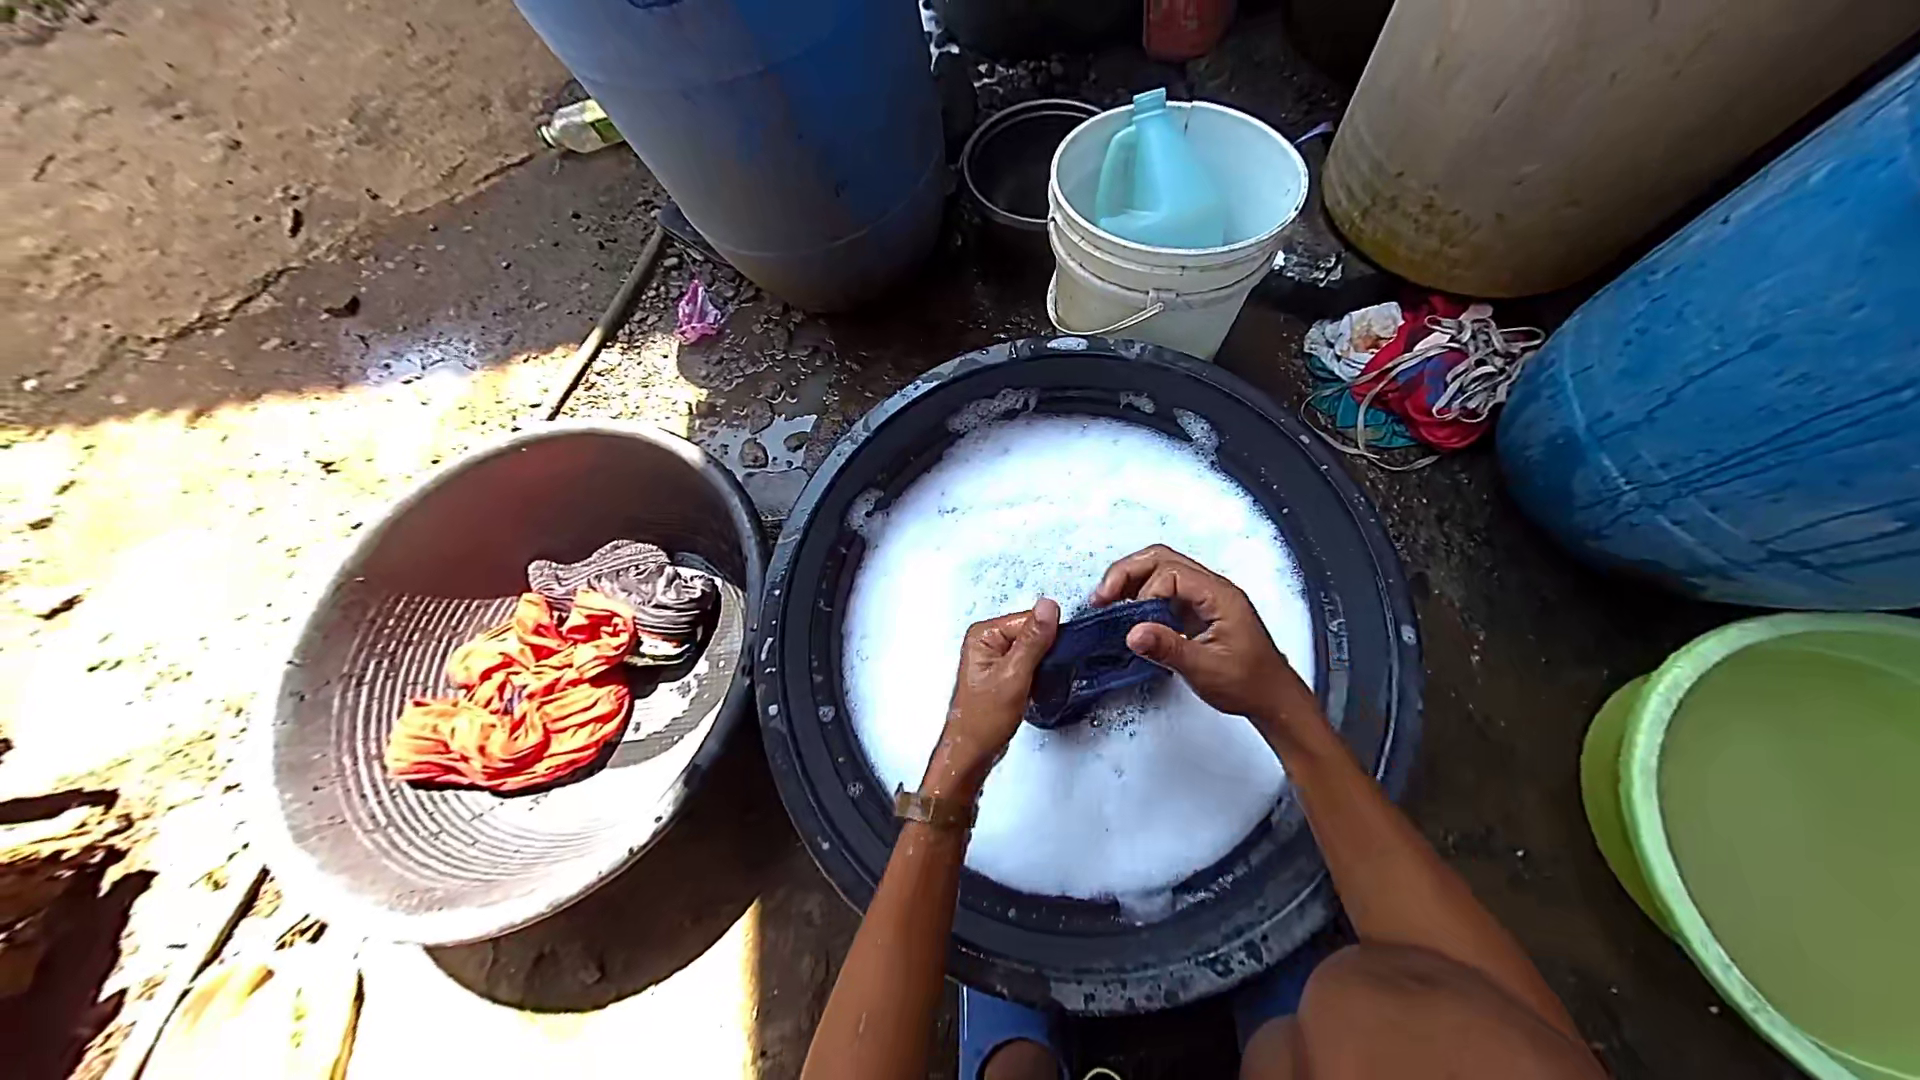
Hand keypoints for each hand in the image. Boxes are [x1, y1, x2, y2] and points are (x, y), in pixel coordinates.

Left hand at [924, 598, 1059, 800]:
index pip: (1029, 619)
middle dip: (1043, 655)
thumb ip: (1033, 640)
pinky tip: (1030, 690)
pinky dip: (1036, 676)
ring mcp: (995, 657)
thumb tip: (1048, 608)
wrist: (973, 752)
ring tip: (1029, 686)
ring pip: (1034, 651)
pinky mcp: (1003, 672)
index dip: (1046, 639)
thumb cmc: (982, 720)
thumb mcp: (1014, 675)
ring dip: (1040, 668)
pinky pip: (1030, 664)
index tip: (1047, 660)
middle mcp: (986, 642)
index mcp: (983, 634)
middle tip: (1034, 677)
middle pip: (1033, 633)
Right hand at [1093, 545, 1316, 727]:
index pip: (1170, 573)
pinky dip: (1138, 594)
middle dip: (1126, 573)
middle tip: (1102, 596)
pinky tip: (1126, 610)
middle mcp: (1211, 589)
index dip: (1144, 593)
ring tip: (1106, 600)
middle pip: (1160, 559)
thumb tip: (1134, 633)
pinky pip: (1162, 588)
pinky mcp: (1194, 609)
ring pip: (1159, 569)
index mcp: (1219, 595)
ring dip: (1129, 581)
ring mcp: (1202, 597)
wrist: (1271, 699)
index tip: (1132, 620)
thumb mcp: (1205, 669)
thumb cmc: (1250, 683)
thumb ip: (1168, 649)